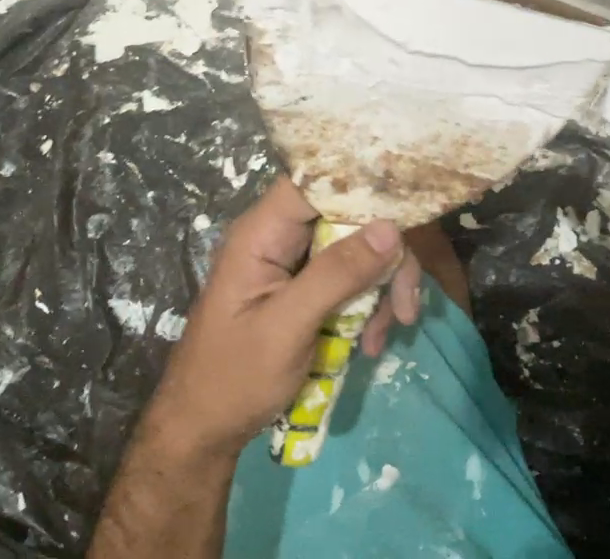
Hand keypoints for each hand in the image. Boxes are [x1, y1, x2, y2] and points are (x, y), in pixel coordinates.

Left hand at [140, 177, 418, 458]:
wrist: (205, 430)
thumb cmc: (234, 378)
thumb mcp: (287, 328)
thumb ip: (336, 275)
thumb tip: (391, 227)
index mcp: (262, 233)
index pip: (314, 180)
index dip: (360, 183)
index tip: (405, 207)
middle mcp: (278, 237)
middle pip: (346, 216)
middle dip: (383, 255)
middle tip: (404, 305)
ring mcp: (293, 263)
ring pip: (355, 248)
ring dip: (381, 286)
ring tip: (389, 331)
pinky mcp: (305, 288)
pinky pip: (349, 278)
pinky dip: (368, 305)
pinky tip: (371, 342)